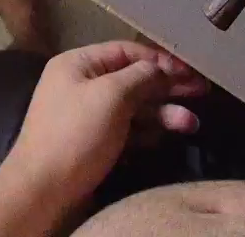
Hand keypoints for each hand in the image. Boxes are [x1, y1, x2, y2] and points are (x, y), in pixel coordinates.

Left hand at [2, 41, 208, 205]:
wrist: (42, 192)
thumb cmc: (75, 134)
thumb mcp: (110, 97)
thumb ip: (139, 78)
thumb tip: (160, 69)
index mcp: (79, 63)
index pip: (125, 51)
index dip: (158, 59)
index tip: (188, 70)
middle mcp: (83, 84)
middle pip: (132, 79)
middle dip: (167, 86)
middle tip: (202, 91)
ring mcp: (89, 115)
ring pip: (133, 107)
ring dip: (163, 112)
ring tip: (191, 124)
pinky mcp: (95, 143)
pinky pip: (127, 130)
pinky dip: (148, 131)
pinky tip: (168, 135)